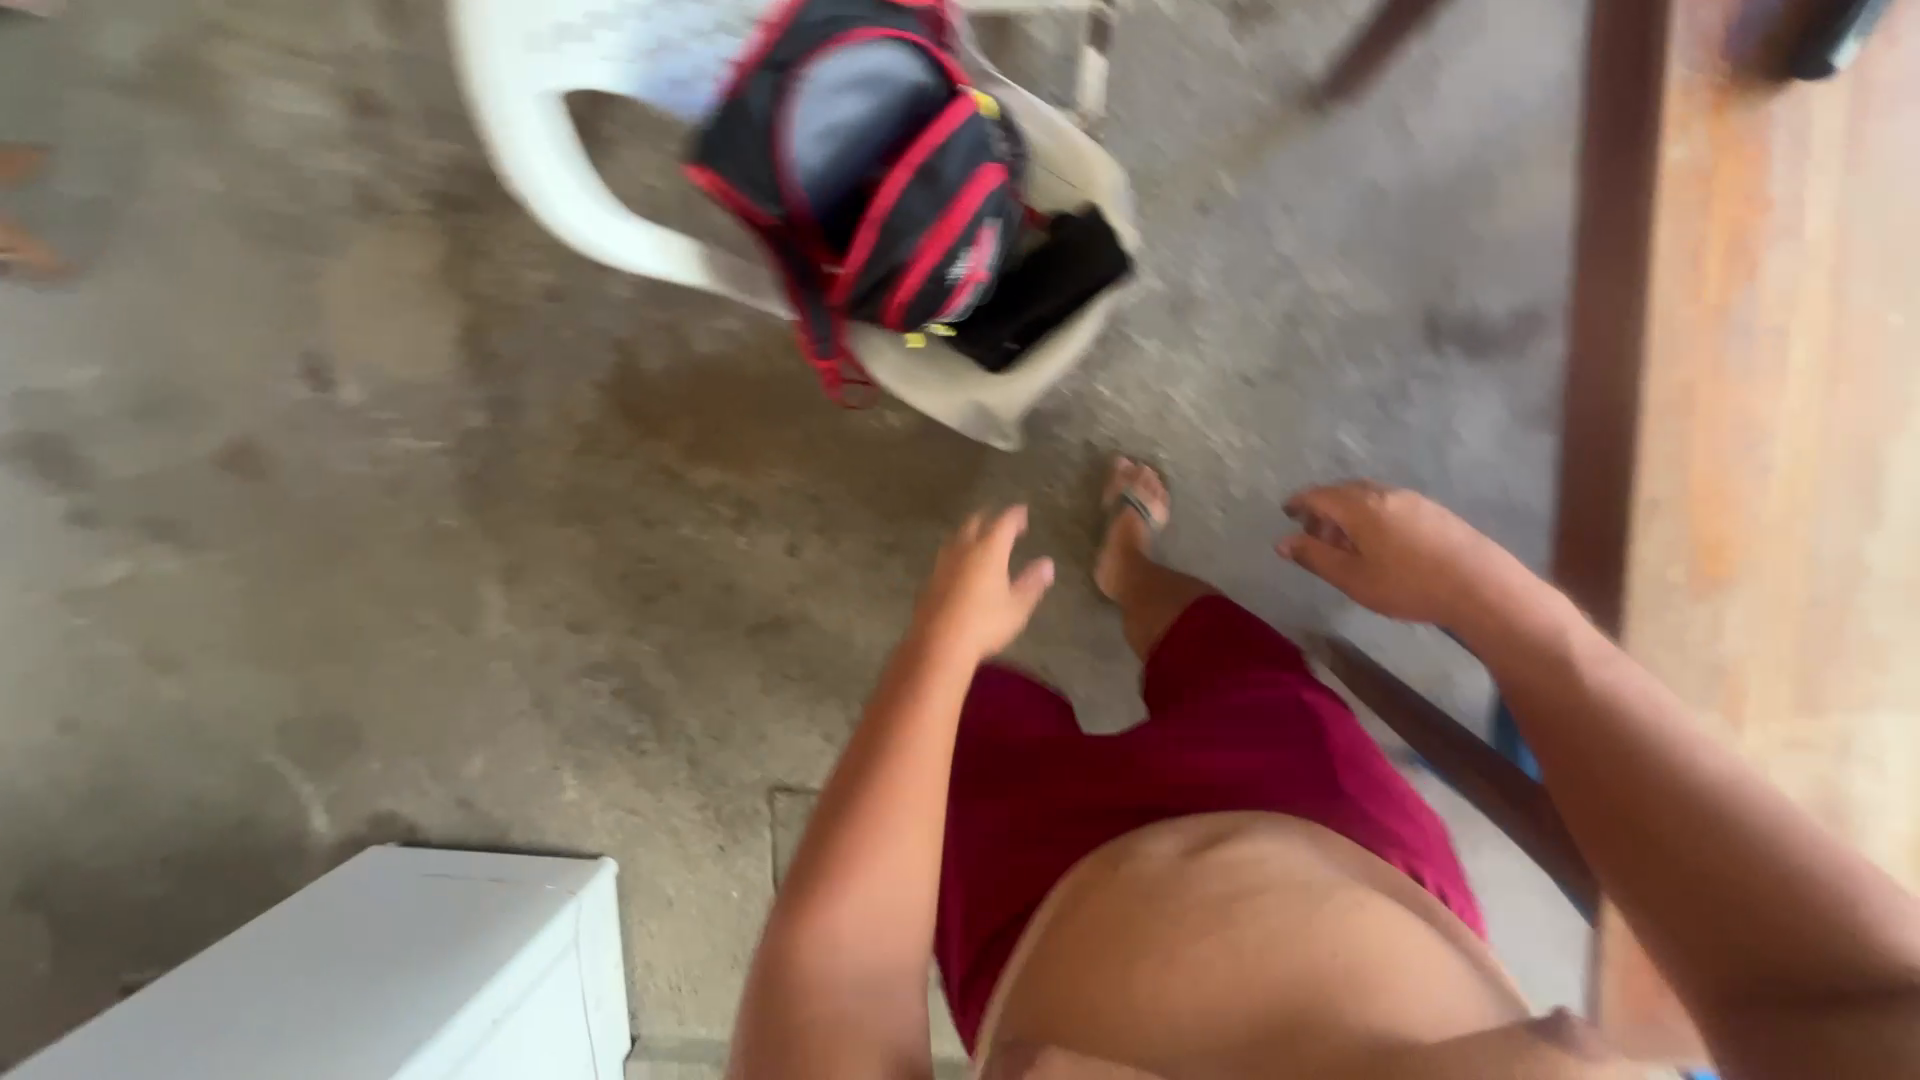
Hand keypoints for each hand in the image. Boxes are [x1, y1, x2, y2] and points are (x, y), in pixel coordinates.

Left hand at [912, 506, 1055, 660]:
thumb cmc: (985, 623)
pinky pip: (945, 557)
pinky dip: (957, 554)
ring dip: (970, 533)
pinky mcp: (929, 579)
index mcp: (989, 550)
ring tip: (980, 541)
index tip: (1022, 512)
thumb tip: (1047, 564)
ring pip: (957, 537)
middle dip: (989, 518)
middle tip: (1001, 523)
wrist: (939, 643)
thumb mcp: (1017, 606)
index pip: (1004, 522)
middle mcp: (964, 549)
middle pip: (975, 522)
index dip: (1015, 515)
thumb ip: (1032, 582)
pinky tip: (960, 567)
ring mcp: (943, 563)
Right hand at [1276, 481, 1513, 625]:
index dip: (1299, 503)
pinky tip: (1379, 543)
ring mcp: (1414, 500)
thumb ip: (1314, 557)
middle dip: (1323, 508)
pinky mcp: (1435, 512)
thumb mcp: (1351, 577)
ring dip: (1349, 513)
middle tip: (1314, 534)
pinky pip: (1390, 505)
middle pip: (1344, 492)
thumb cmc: (1407, 584)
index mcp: (1360, 507)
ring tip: (1346, 543)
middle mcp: (1385, 494)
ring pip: (1369, 497)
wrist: (1481, 587)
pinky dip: (1372, 516)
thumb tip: (1282, 542)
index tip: (1286, 512)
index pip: (1319, 495)